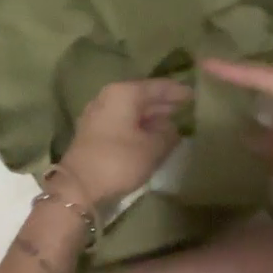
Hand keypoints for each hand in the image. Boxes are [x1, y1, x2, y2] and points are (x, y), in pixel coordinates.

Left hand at [57, 78, 192, 207]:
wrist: (78, 186)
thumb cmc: (118, 161)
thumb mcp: (152, 148)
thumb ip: (168, 134)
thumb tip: (172, 128)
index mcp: (123, 93)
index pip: (157, 87)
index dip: (177, 91)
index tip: (194, 94)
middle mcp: (108, 98)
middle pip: (142, 97)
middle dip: (163, 103)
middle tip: (186, 108)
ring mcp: (97, 115)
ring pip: (131, 111)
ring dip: (150, 117)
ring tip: (172, 123)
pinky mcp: (93, 133)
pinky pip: (122, 122)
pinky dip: (137, 127)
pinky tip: (151, 135)